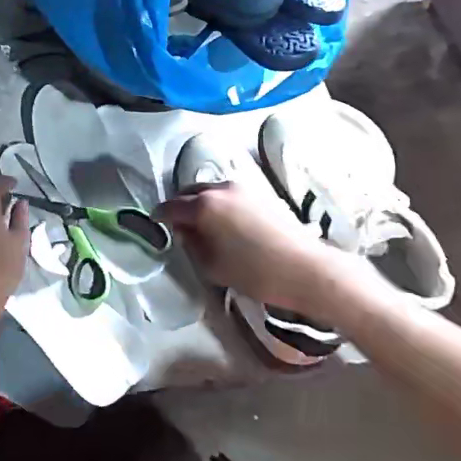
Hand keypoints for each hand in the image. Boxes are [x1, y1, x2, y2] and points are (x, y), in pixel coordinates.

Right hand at [156, 181, 345, 311]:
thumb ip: (191, 244)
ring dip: (200, 203)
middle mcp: (220, 189)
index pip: (171, 206)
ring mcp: (242, 188)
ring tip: (200, 225)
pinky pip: (228, 195)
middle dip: (180, 206)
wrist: (305, 269)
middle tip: (176, 225)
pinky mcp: (260, 195)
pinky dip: (218, 204)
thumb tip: (184, 232)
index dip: (160, 216)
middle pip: (190, 192)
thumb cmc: (254, 272)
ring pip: (210, 191)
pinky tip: (222, 224)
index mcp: (204, 205)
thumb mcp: (212, 266)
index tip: (155, 224)